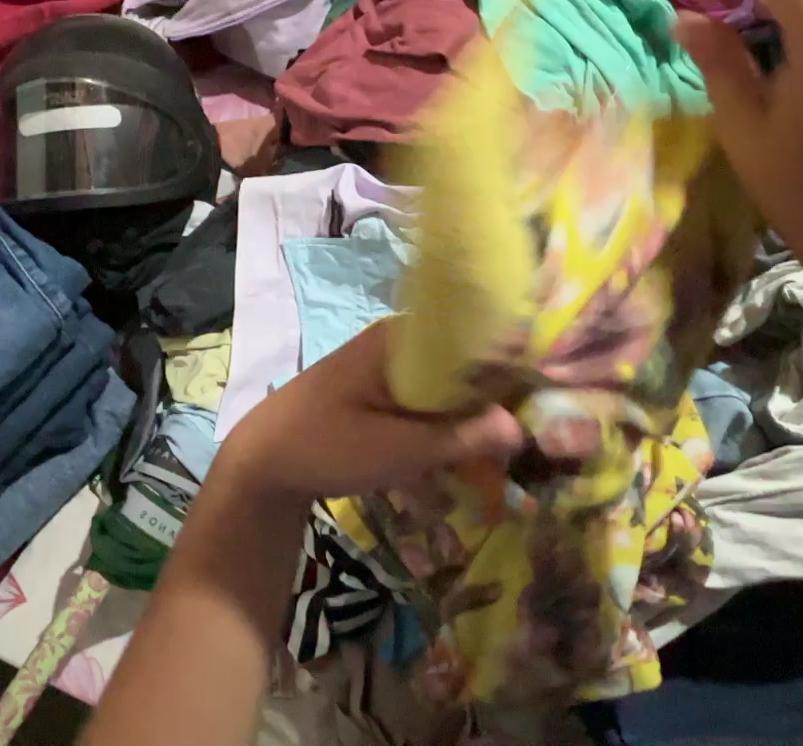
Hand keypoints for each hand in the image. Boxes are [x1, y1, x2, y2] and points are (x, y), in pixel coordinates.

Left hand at [218, 319, 524, 503]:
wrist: (262, 462)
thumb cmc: (325, 445)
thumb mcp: (396, 449)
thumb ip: (459, 437)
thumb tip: (521, 427)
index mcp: (403, 339)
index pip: (473, 335)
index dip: (510, 364)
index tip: (541, 400)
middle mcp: (399, 343)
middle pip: (464, 364)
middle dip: (493, 403)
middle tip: (521, 445)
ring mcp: (387, 366)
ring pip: (447, 387)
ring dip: (468, 423)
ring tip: (494, 465)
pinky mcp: (379, 391)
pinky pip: (425, 403)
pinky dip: (442, 430)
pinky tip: (455, 467)